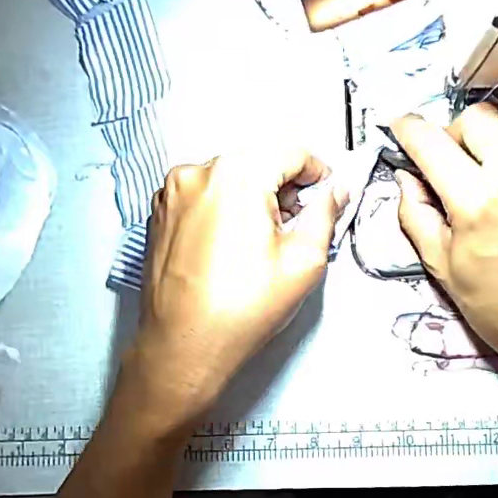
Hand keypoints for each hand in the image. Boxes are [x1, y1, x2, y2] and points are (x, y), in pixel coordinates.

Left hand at [130, 151, 347, 424]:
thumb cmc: (238, 311)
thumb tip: (336, 192)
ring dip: (255, 199)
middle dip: (285, 188)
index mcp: (236, 176)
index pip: (289, 151)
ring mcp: (172, 193)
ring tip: (265, 244)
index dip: (317, 171)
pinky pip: (205, 197)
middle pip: (258, 162)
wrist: (185, 346)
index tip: (326, 190)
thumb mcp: (304, 260)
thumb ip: (326, 213)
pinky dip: (227, 211)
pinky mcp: (161, 214)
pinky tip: (236, 249)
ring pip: (230, 179)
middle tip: (299, 226)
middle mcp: (197, 174)